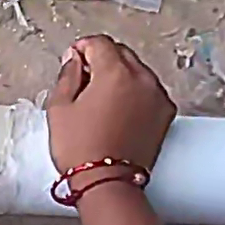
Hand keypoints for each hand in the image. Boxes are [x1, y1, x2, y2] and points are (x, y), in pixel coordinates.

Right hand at [44, 35, 175, 174]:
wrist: (106, 181)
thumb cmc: (79, 148)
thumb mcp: (58, 109)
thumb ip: (67, 76)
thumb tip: (74, 59)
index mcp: (114, 73)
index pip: (100, 43)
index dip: (82, 47)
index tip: (73, 57)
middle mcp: (142, 78)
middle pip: (121, 54)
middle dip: (101, 60)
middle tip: (82, 78)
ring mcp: (157, 95)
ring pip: (137, 72)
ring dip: (118, 77)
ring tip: (99, 99)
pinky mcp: (165, 113)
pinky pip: (148, 91)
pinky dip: (133, 94)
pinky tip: (116, 112)